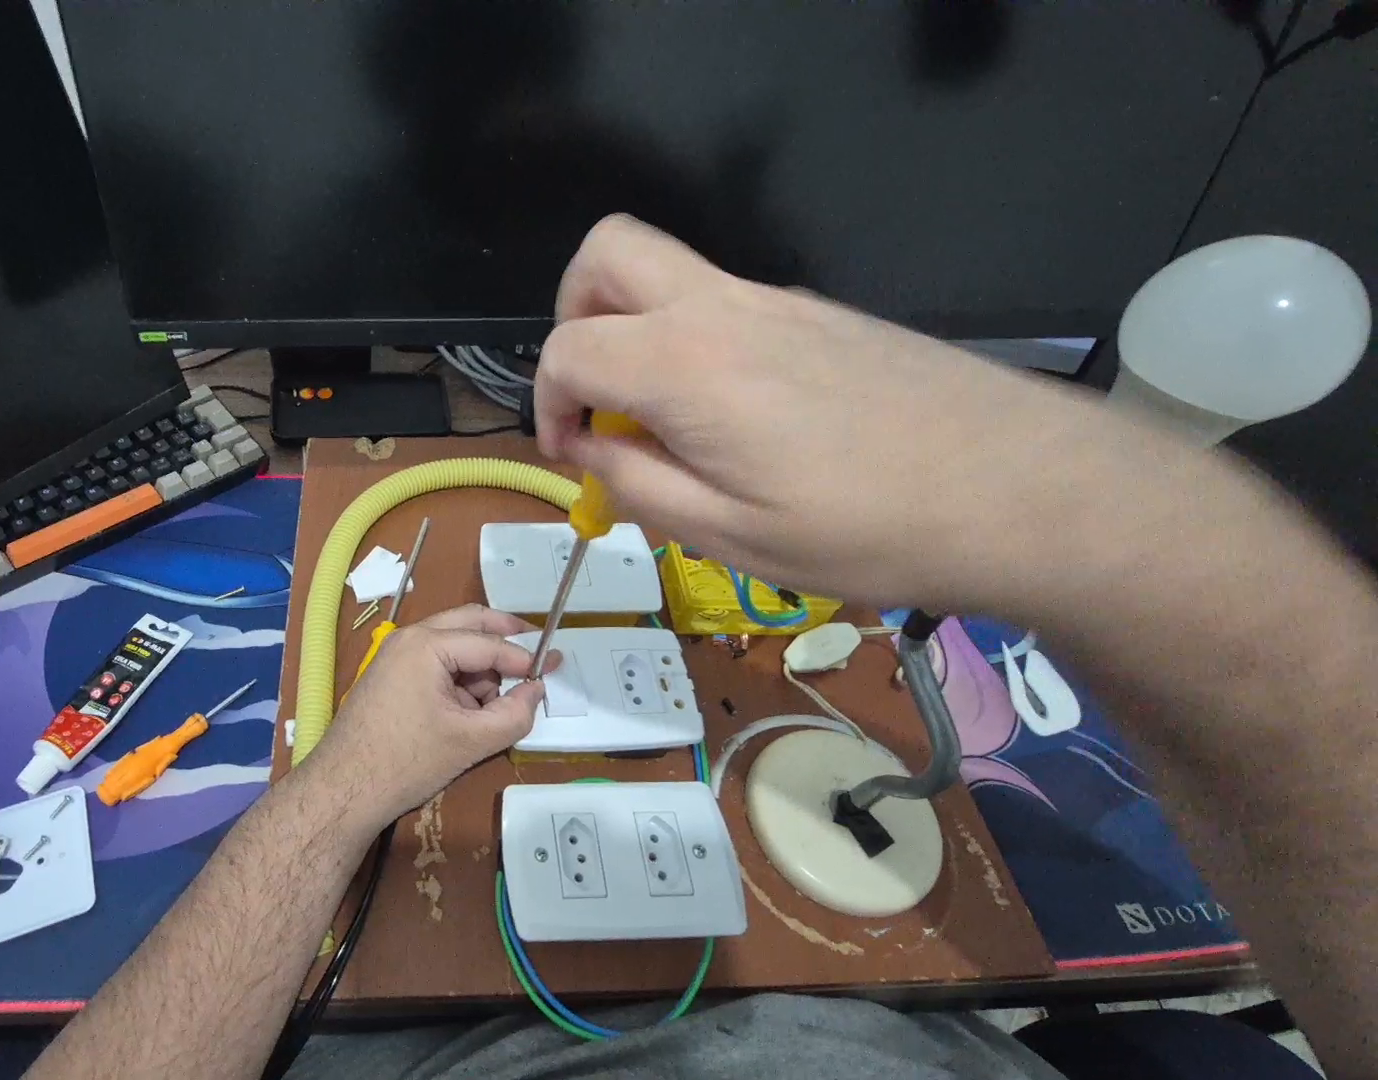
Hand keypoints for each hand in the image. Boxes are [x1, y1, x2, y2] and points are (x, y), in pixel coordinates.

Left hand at [300, 605, 546, 828]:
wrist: (343, 790)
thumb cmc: (406, 761)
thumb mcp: (470, 741)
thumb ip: (513, 714)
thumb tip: (536, 691)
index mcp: (426, 644)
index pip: (488, 642)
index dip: (524, 656)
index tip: (554, 666)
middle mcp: (409, 639)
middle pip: (468, 624)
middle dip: (504, 639)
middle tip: (536, 654)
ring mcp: (396, 656)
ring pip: (453, 646)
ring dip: (481, 666)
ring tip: (498, 704)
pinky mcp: (392, 676)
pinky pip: (436, 665)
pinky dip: (460, 679)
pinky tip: (471, 711)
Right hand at [534, 214, 1173, 610]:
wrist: (1028, 492)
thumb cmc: (864, 529)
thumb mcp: (724, 534)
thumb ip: (634, 482)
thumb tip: (588, 446)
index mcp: (685, 364)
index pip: (567, 348)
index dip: (545, 404)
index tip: (571, 455)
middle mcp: (722, 308)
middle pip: (606, 254)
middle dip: (571, 318)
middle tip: (595, 394)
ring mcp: (777, 302)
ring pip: (664, 272)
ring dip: (630, 331)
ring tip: (661, 420)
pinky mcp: (817, 314)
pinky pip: (720, 303)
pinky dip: (688, 344)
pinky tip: (731, 421)